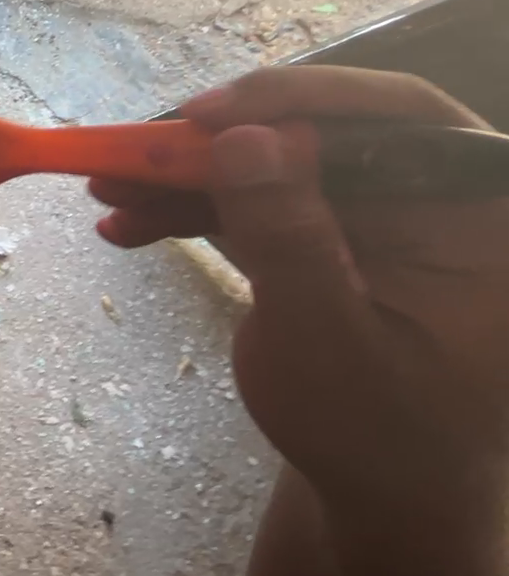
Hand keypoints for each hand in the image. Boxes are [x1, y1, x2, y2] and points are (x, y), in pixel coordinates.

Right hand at [90, 67, 508, 575]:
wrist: (365, 477)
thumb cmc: (372, 426)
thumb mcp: (326, 337)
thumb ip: (292, 238)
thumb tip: (248, 137)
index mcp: (477, 221)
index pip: (405, 121)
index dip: (303, 98)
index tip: (206, 115)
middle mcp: (421, 203)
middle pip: (307, 135)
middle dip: (210, 145)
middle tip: (131, 154)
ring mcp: (358, 217)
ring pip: (256, 164)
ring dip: (173, 178)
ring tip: (103, 194)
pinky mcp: (306, 231)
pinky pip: (232, 201)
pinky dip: (173, 212)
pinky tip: (122, 229)